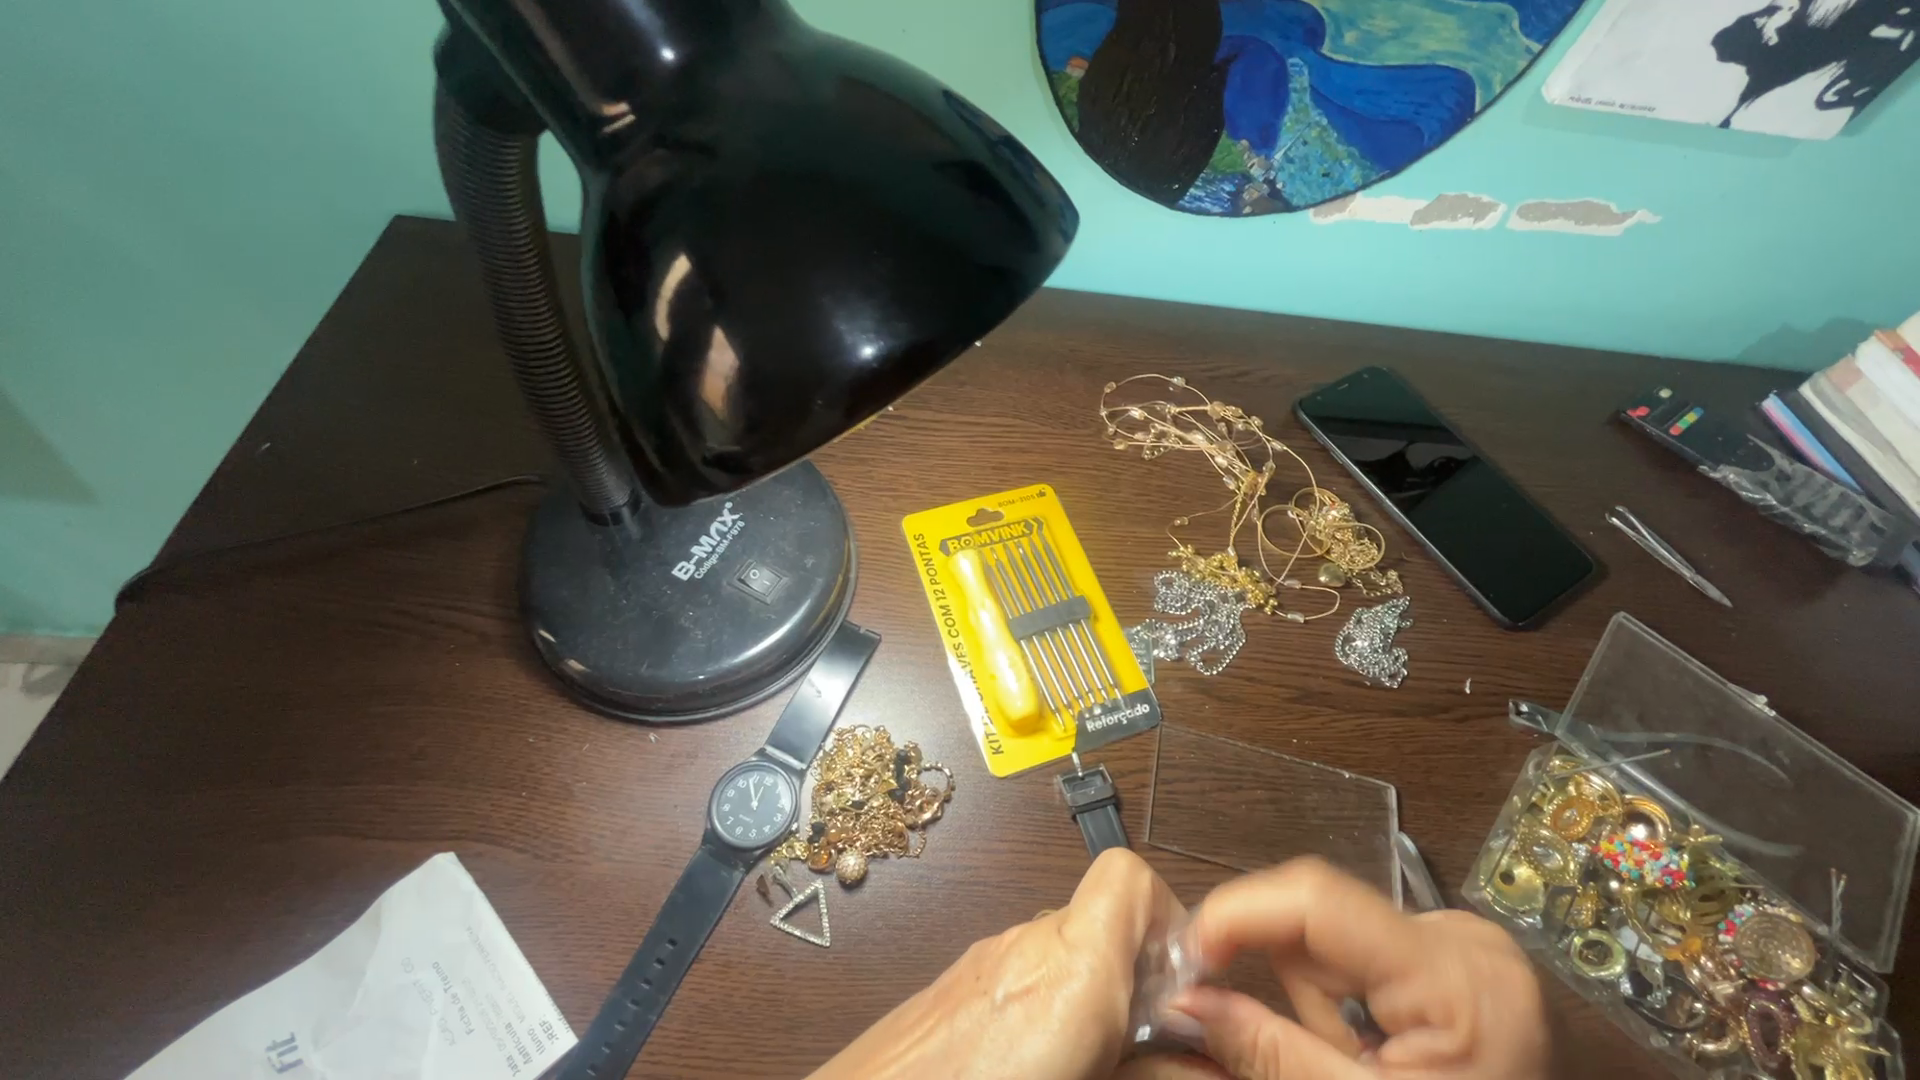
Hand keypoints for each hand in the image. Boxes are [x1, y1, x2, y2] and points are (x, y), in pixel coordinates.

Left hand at [807, 849, 1181, 1079]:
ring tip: (1093, 1057)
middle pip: (1105, 917)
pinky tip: (1043, 1054)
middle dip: (1139, 972)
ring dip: (1095, 988)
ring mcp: (988, 953)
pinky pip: (1025, 966)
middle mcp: (1027, 942)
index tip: (1183, 982)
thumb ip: (1152, 1070)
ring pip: (1067, 944)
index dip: (1166, 916)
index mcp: (1071, 967)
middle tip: (1150, 1041)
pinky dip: (1051, 999)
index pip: (1128, 875)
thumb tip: (1206, 1064)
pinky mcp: (959, 975)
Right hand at [1117, 858, 1545, 1079]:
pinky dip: (1340, 996)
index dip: (1237, 913)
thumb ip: (1268, 1052)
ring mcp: (1462, 940)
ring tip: (1355, 1062)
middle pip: (1318, 916)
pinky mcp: (1454, 952)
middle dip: (1292, 984)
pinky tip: (1372, 1047)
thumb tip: (1178, 1002)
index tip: (1188, 957)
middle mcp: (1462, 935)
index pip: (1317, 901)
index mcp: (1455, 976)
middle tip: (1319, 1057)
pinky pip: (1358, 947)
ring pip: (1330, 932)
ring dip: (1315, 997)